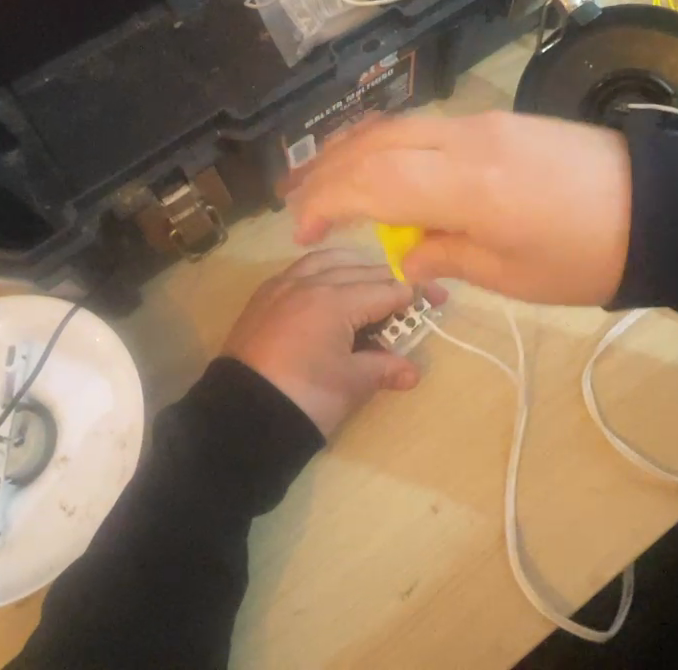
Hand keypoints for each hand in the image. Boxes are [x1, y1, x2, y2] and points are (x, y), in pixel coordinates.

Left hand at [223, 249, 444, 436]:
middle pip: (361, 270)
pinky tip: (331, 287)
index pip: (386, 289)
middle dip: (389, 281)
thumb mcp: (351, 384)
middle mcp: (309, 282)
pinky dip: (324, 271)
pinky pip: (301, 269)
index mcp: (335, 300)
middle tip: (411, 297)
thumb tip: (411, 371)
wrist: (240, 416)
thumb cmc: (304, 397)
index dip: (416, 296)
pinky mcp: (264, 297)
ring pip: (328, 260)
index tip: (438, 300)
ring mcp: (282, 286)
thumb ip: (383, 368)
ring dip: (355, 268)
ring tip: (372, 284)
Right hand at [283, 113, 633, 306]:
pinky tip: (381, 166)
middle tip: (295, 200)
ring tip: (325, 179)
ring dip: (354, 151)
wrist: (660, 208)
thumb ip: (444, 256)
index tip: (303, 231)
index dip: (327, 201)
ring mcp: (481, 122)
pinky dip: (389, 144)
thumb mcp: (511, 276)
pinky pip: (425, 126)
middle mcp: (464, 140)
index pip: (372, 181)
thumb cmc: (586, 256)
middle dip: (327, 169)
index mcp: (466, 184)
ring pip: (397, 126)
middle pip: (374, 141)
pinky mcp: (497, 120)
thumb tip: (403, 254)